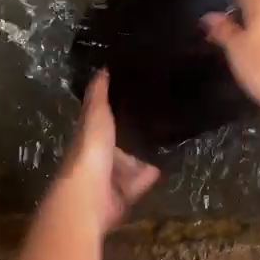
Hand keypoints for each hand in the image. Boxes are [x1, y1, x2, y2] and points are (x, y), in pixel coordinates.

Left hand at [53, 72, 160, 232]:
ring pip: (132, 160)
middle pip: (119, 140)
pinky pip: (142, 178)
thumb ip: (99, 92)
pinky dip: (153, 171)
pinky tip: (169, 158)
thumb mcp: (96, 112)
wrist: (91, 193)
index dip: (113, 106)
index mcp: (90, 133)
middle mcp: (99, 154)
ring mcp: (111, 175)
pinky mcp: (125, 192)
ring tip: (168, 132)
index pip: (102, 116)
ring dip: (145, 151)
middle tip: (159, 111)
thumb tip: (102, 66)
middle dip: (134, 130)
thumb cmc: (91, 147)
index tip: (134, 90)